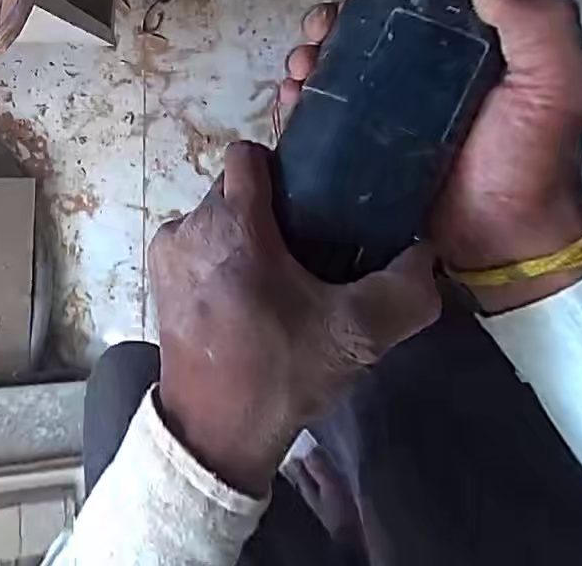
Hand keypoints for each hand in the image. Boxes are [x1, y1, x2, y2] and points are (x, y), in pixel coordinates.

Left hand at [150, 142, 439, 494]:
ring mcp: (168, 246)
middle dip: (265, 209)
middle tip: (298, 248)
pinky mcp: (157, 270)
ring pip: (212, 215)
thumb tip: (425, 256)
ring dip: (240, 234)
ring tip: (269, 278)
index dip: (277, 166)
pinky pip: (192, 241)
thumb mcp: (353, 335)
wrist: (214, 426)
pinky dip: (214, 255)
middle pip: (232, 188)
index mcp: (233, 223)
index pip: (247, 155)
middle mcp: (191, 223)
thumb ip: (402, 292)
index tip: (303, 198)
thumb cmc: (279, 370)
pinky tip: (236, 294)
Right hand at [279, 0, 581, 311]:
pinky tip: (292, 98)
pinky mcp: (353, 138)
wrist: (500, 240)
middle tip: (318, 34)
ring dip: (306, 56)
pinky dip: (295, 96)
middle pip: (353, 29)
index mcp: (455, 42)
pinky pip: (314, 107)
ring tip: (302, 69)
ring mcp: (377, 104)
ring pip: (327, 63)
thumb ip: (539, 23)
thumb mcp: (559, 84)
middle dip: (326, 23)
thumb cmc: (532, 159)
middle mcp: (411, 67)